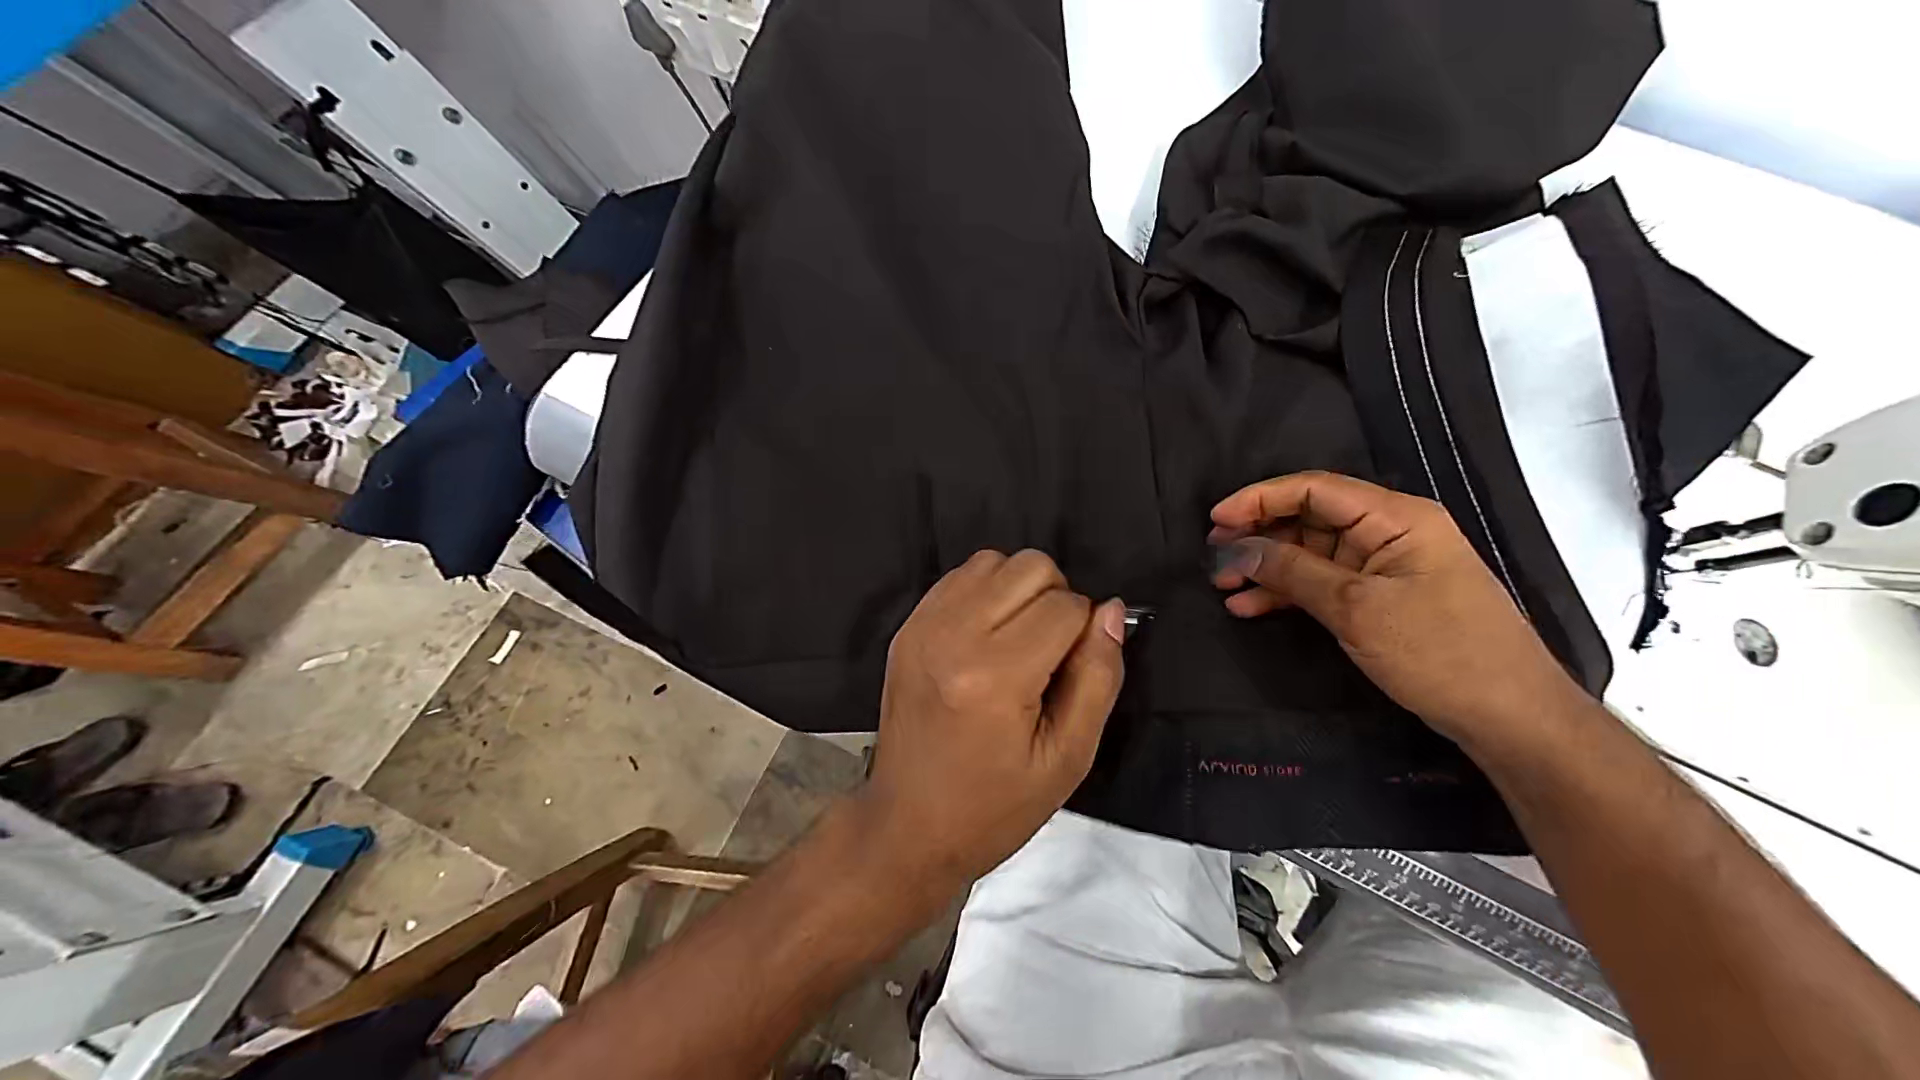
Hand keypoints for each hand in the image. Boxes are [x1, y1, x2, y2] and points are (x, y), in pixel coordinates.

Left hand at [859, 550, 1125, 884]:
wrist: (909, 824)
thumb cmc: (993, 806)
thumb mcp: (1068, 757)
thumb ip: (1098, 677)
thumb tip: (1110, 611)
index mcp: (996, 675)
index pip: (1067, 606)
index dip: (1086, 632)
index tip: (1074, 668)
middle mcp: (953, 637)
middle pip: (1031, 567)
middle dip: (1057, 600)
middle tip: (1050, 652)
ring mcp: (923, 627)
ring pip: (995, 560)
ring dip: (1020, 590)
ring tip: (1019, 641)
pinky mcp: (906, 628)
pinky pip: (959, 576)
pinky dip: (985, 591)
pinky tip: (988, 635)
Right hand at [1209, 471, 1586, 747]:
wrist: (1507, 717)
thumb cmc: (1438, 653)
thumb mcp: (1357, 609)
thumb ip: (1292, 572)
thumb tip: (1237, 549)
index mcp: (1396, 518)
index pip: (1314, 489)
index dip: (1259, 499)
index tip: (1215, 520)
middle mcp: (1388, 533)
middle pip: (1308, 518)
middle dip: (1258, 536)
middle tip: (1214, 556)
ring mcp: (1383, 567)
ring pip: (1309, 553)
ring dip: (1266, 568)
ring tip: (1223, 586)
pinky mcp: (1378, 598)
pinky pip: (1321, 583)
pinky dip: (1286, 592)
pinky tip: (1249, 606)